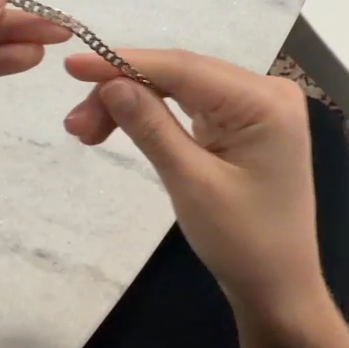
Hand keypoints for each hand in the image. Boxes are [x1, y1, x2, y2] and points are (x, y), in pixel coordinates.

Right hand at [62, 50, 332, 319]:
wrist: (276, 285)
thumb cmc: (241, 240)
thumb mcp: (190, 182)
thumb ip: (150, 127)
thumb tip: (110, 83)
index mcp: (263, 100)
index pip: (182, 67)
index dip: (123, 62)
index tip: (72, 66)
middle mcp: (264, 92)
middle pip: (178, 76)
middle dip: (121, 91)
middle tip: (74, 125)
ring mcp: (254, 108)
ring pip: (178, 90)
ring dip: (130, 105)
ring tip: (86, 133)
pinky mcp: (241, 126)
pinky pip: (189, 108)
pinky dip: (151, 117)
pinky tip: (118, 125)